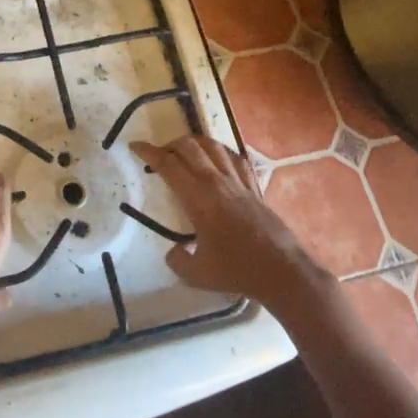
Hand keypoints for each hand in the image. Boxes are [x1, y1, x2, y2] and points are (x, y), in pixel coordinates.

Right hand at [129, 135, 332, 312]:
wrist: (283, 271)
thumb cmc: (237, 271)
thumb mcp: (196, 275)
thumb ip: (176, 260)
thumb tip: (173, 250)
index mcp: (199, 199)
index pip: (169, 165)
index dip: (149, 152)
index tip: (135, 146)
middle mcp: (217, 183)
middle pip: (190, 147)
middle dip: (169, 144)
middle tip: (159, 155)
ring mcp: (239, 183)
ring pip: (214, 146)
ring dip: (195, 143)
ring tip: (184, 151)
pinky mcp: (255, 188)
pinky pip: (236, 159)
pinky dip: (221, 152)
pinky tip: (217, 159)